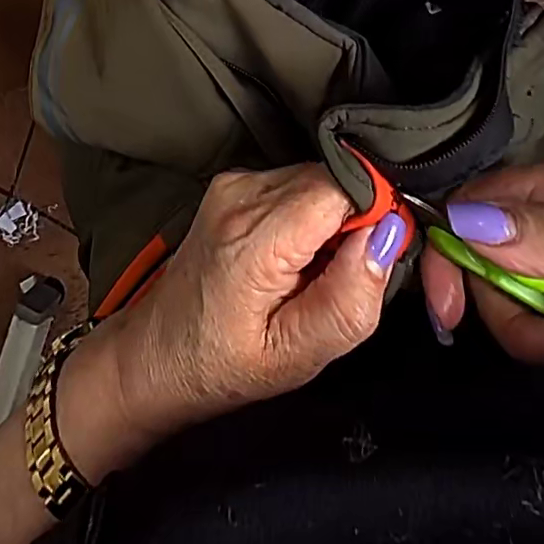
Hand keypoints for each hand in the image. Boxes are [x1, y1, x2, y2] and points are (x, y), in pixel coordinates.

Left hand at [63, 164, 406, 475]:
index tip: (372, 257)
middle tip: (339, 274)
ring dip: (335, 218)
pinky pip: (300, 183)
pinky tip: (294, 254)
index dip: (375, 214)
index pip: (346, 185)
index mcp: (253, 236)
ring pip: (322, 179)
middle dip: (357, 220)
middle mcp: (243, 192)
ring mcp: (237, 182)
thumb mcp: (296, 356)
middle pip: (337, 178)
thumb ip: (350, 298)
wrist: (154, 356)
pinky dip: (312, 214)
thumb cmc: (219, 364)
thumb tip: (389, 235)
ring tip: (312, 269)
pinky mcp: (238, 183)